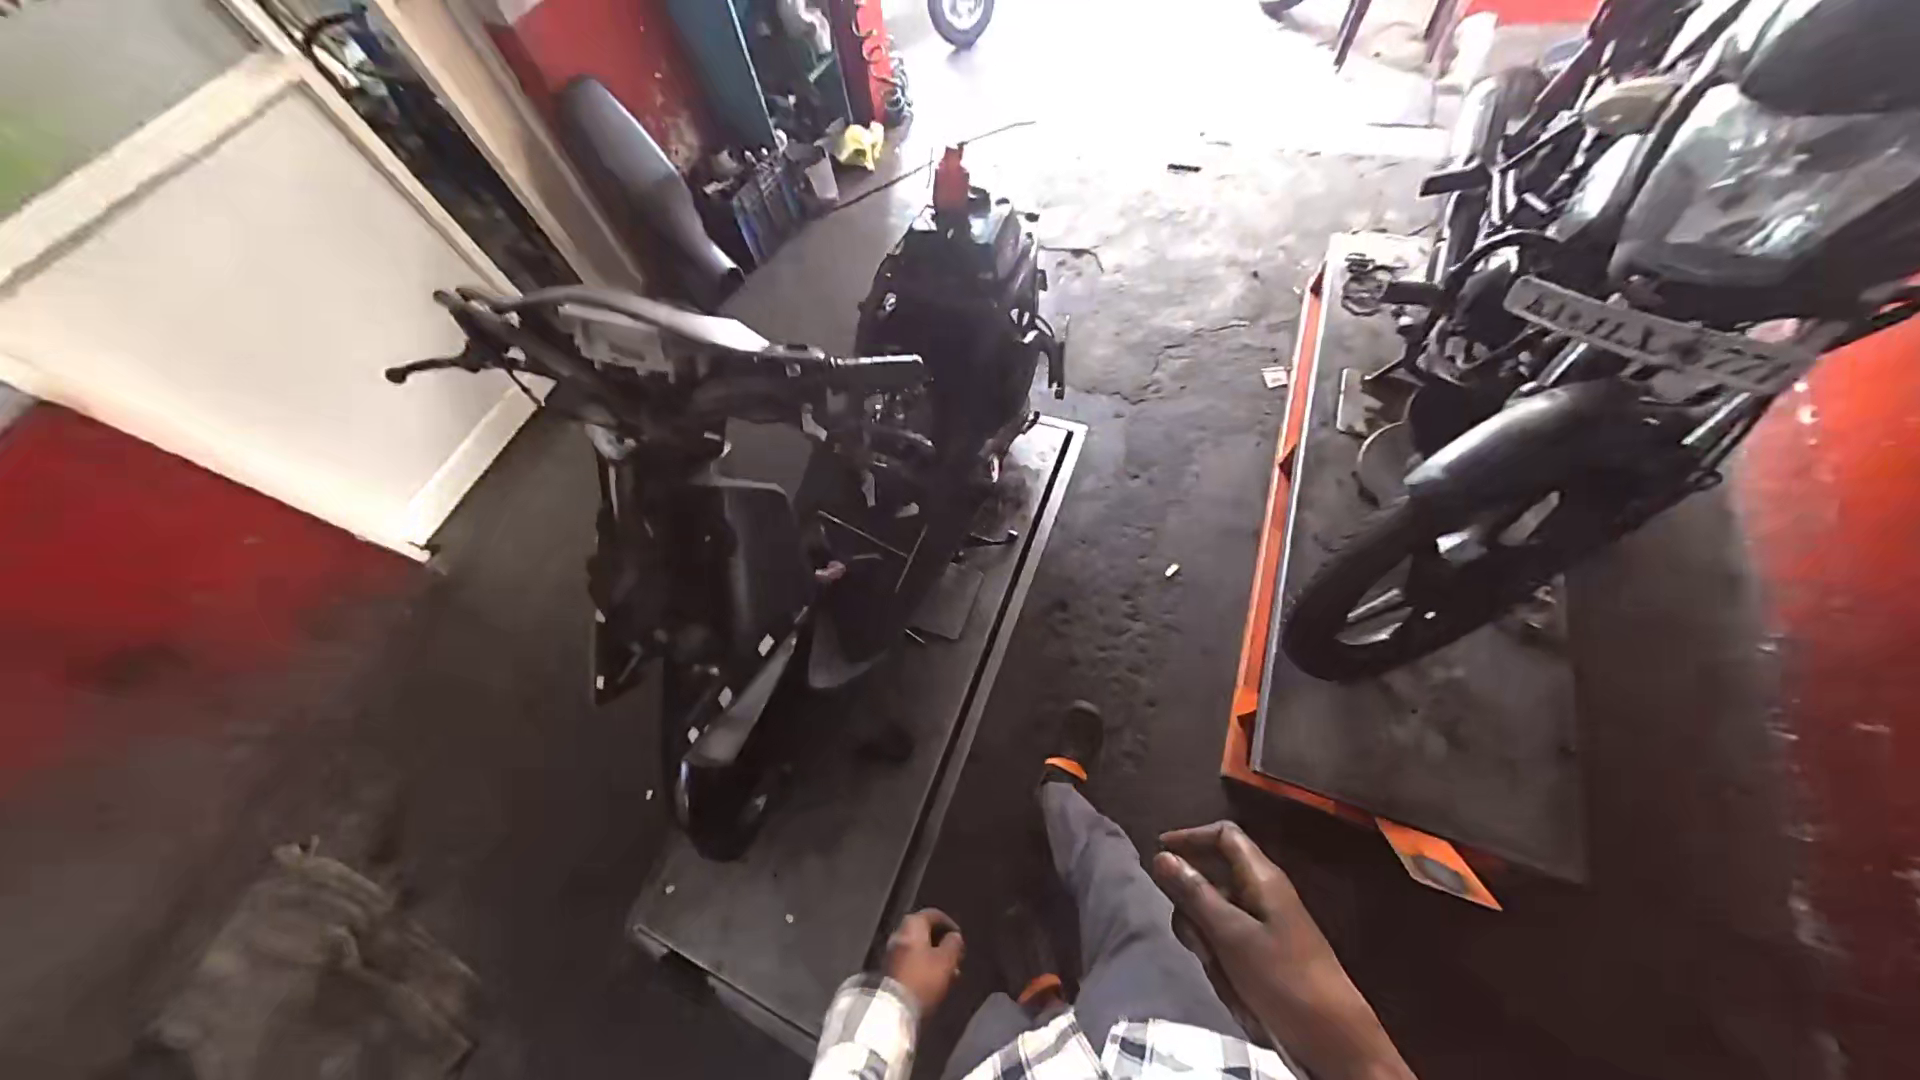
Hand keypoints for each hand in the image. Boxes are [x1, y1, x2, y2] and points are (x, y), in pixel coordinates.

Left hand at [883, 908, 964, 1014]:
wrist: (894, 1009)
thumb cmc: (923, 978)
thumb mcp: (946, 960)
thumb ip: (953, 944)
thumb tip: (954, 937)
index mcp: (913, 924)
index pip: (934, 914)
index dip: (950, 924)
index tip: (960, 938)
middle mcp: (900, 932)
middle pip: (925, 932)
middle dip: (942, 943)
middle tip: (956, 956)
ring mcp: (892, 951)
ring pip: (919, 948)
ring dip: (934, 957)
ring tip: (949, 972)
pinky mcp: (889, 970)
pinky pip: (911, 961)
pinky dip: (924, 966)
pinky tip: (935, 980)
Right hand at [1151, 822, 1413, 1079]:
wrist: (1337, 1047)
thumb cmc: (1285, 981)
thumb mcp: (1231, 935)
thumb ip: (1194, 893)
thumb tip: (1161, 855)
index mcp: (1261, 878)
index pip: (1223, 835)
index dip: (1190, 837)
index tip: (1160, 853)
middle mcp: (1261, 895)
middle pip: (1210, 881)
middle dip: (1195, 913)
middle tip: (1199, 945)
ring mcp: (1263, 927)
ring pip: (1213, 920)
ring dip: (1210, 948)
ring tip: (1226, 978)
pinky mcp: (1264, 957)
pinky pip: (1227, 949)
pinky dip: (1225, 969)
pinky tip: (1239, 996)